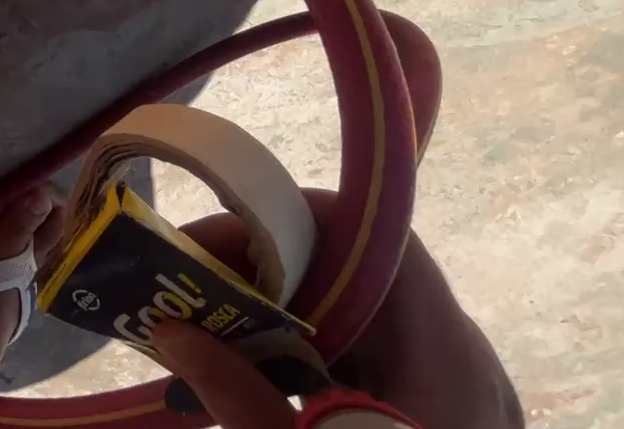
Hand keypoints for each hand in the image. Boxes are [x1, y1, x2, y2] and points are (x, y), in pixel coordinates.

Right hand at [160, 191, 522, 428]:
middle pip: (346, 269)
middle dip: (254, 263)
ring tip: (200, 319)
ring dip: (264, 301)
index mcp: (446, 359)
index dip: (293, 215)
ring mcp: (449, 383)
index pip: (375, 240)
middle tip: (183, 277)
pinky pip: (354, 343)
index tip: (214, 229)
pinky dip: (293, 339)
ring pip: (344, 305)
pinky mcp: (430, 408)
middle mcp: (457, 356)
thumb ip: (238, 398)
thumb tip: (166, 329)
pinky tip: (249, 364)